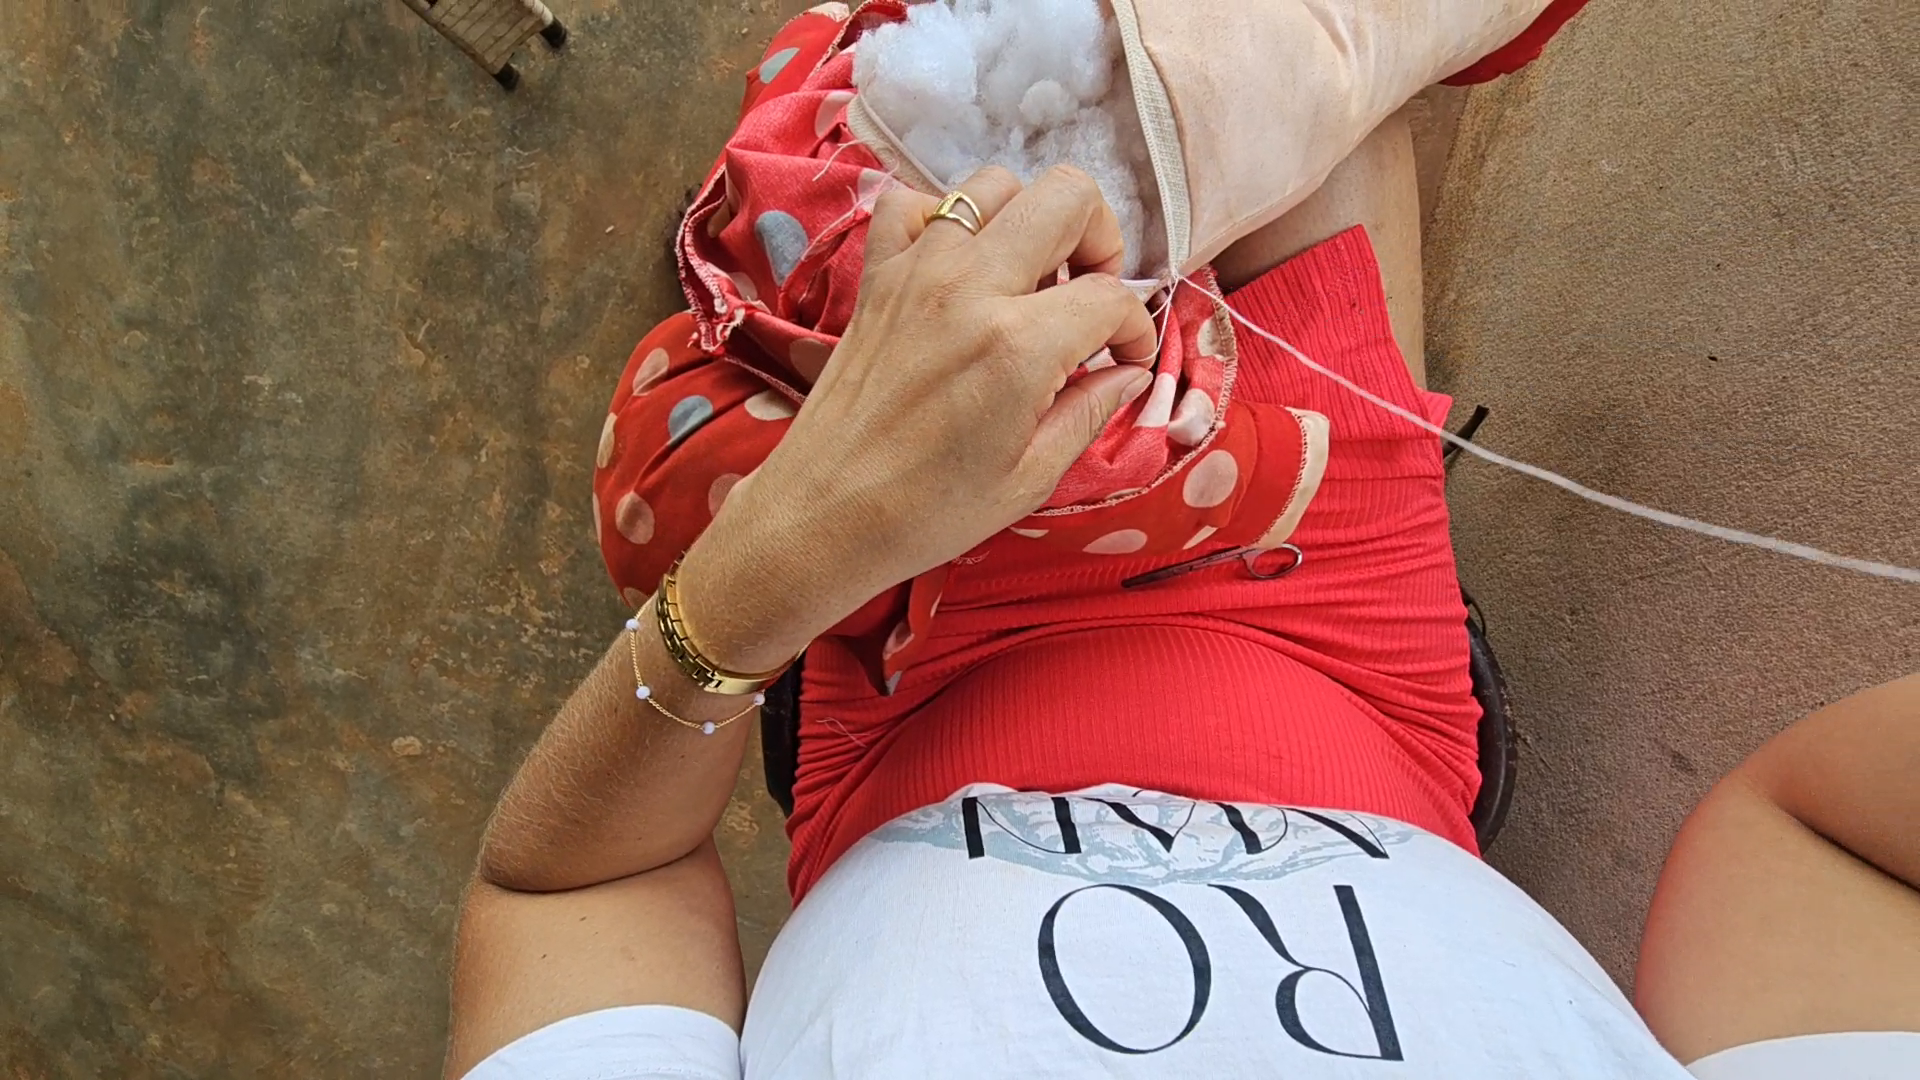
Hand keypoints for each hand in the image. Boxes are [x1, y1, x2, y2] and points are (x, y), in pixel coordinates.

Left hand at [677, 165, 1156, 670]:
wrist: (824, 514)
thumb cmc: (927, 513)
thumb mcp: (1028, 479)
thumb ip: (1089, 414)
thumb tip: (1129, 374)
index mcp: (1018, 346)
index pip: (1109, 298)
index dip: (1135, 328)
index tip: (1127, 360)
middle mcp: (971, 287)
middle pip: (1068, 198)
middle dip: (1101, 242)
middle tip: (1090, 300)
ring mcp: (917, 271)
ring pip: (996, 185)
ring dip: (1030, 223)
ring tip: (1030, 284)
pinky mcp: (877, 277)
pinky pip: (915, 204)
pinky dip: (947, 220)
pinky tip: (959, 270)